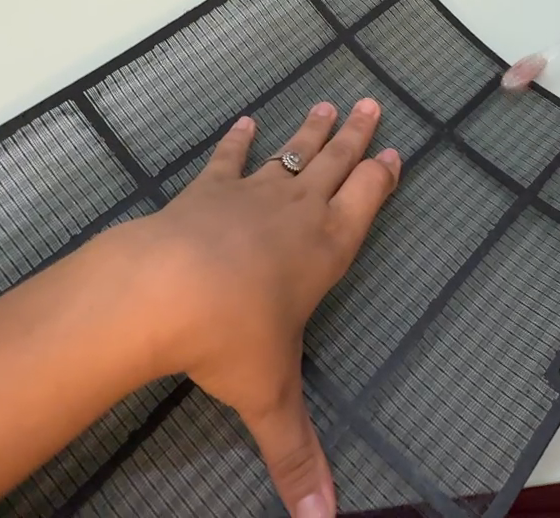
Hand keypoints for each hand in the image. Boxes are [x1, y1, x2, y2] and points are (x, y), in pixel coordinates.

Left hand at [103, 99, 400, 517]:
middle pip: (336, 164)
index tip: (393, 151)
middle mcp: (298, 212)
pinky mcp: (210, 189)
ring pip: (293, 154)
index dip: (381, 175)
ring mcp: (254, 194)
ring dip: (312, 130)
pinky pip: (229, 160)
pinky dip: (237, 141)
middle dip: (356, 136)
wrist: (166, 289)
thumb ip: (298, 457)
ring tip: (327, 102)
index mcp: (325, 249)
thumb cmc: (232, 337)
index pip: (365, 202)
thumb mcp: (272, 398)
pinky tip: (243, 122)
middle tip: (370, 103)